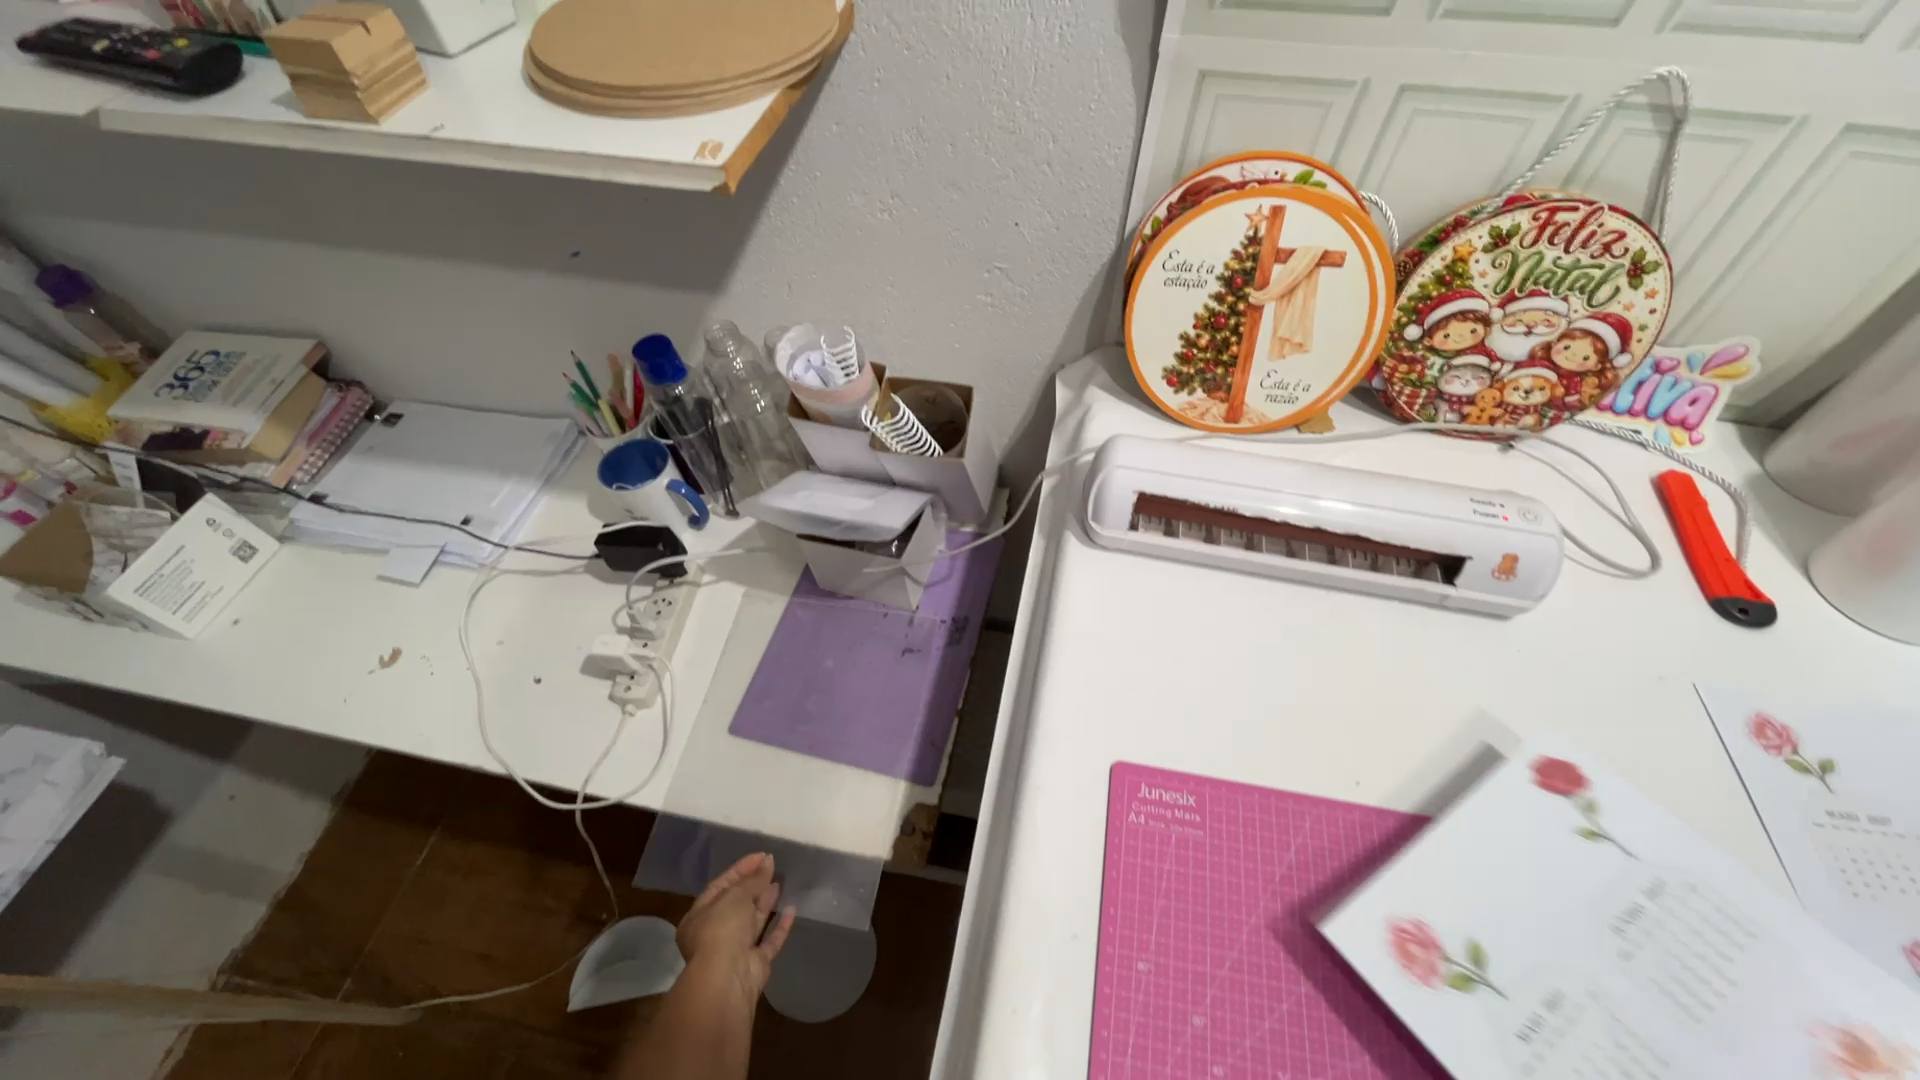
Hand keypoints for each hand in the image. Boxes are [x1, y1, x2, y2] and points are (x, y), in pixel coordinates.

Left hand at [676, 853, 797, 1002]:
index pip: (721, 886)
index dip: (741, 869)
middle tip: (772, 866)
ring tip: (781, 882)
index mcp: (699, 917)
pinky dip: (780, 925)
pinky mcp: (755, 963)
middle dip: (754, 885)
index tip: (761, 855)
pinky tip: (792, 908)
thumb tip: (768, 861)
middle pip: (737, 904)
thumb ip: (753, 879)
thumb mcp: (735, 896)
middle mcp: (715, 933)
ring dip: (766, 902)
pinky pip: (769, 940)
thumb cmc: (721, 929)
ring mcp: (736, 949)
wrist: (727, 977)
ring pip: (753, 921)